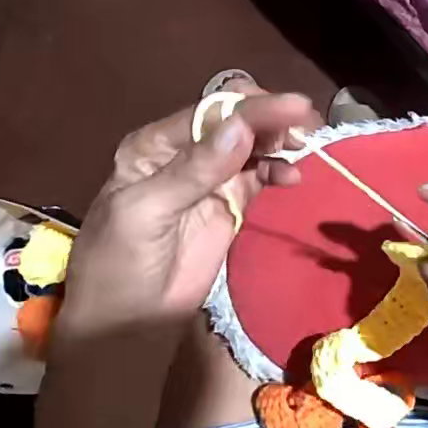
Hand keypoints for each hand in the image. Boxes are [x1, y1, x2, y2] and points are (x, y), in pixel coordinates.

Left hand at [62, 92, 320, 332]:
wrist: (126, 320)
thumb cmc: (120, 261)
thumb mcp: (147, 210)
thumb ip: (195, 169)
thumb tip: (241, 126)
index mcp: (157, 145)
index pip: (211, 113)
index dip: (252, 107)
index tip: (294, 108)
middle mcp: (186, 154)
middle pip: (236, 123)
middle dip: (271, 119)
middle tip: (307, 126)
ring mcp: (211, 180)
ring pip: (252, 147)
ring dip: (279, 143)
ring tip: (304, 149)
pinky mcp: (230, 206)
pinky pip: (259, 178)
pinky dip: (278, 173)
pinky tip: (291, 178)